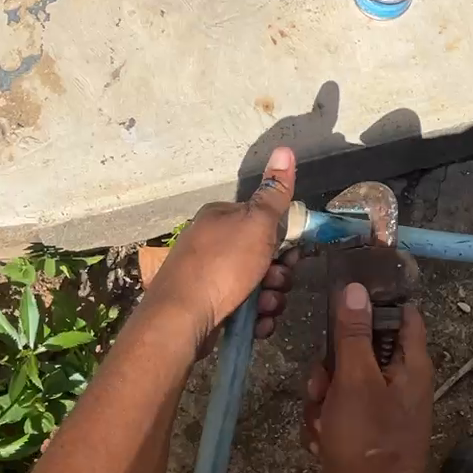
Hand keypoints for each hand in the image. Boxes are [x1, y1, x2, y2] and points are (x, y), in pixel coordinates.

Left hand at [149, 147, 297, 342]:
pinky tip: (257, 323)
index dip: (284, 241)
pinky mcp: (210, 306)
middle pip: (265, 257)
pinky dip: (257, 318)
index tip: (292, 255)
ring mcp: (210, 277)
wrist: (180, 319)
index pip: (265, 223)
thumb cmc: (221, 266)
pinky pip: (247, 310)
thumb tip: (285, 148)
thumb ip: (274, 192)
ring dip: (271, 299)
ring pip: (259, 286)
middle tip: (274, 282)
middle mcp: (213, 244)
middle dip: (279, 274)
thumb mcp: (256, 223)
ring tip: (264, 307)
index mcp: (222, 218)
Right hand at [303, 283, 432, 472]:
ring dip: (324, 398)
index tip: (340, 304)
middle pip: (362, 347)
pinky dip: (327, 421)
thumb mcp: (355, 380)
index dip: (373, 303)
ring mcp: (385, 406)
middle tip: (322, 386)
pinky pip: (341, 409)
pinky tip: (322, 440)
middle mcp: (402, 379)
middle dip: (332, 365)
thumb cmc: (368, 442)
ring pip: (344, 379)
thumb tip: (356, 287)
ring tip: (322, 421)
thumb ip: (353, 333)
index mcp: (411, 362)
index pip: (401, 312)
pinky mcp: (368, 429)